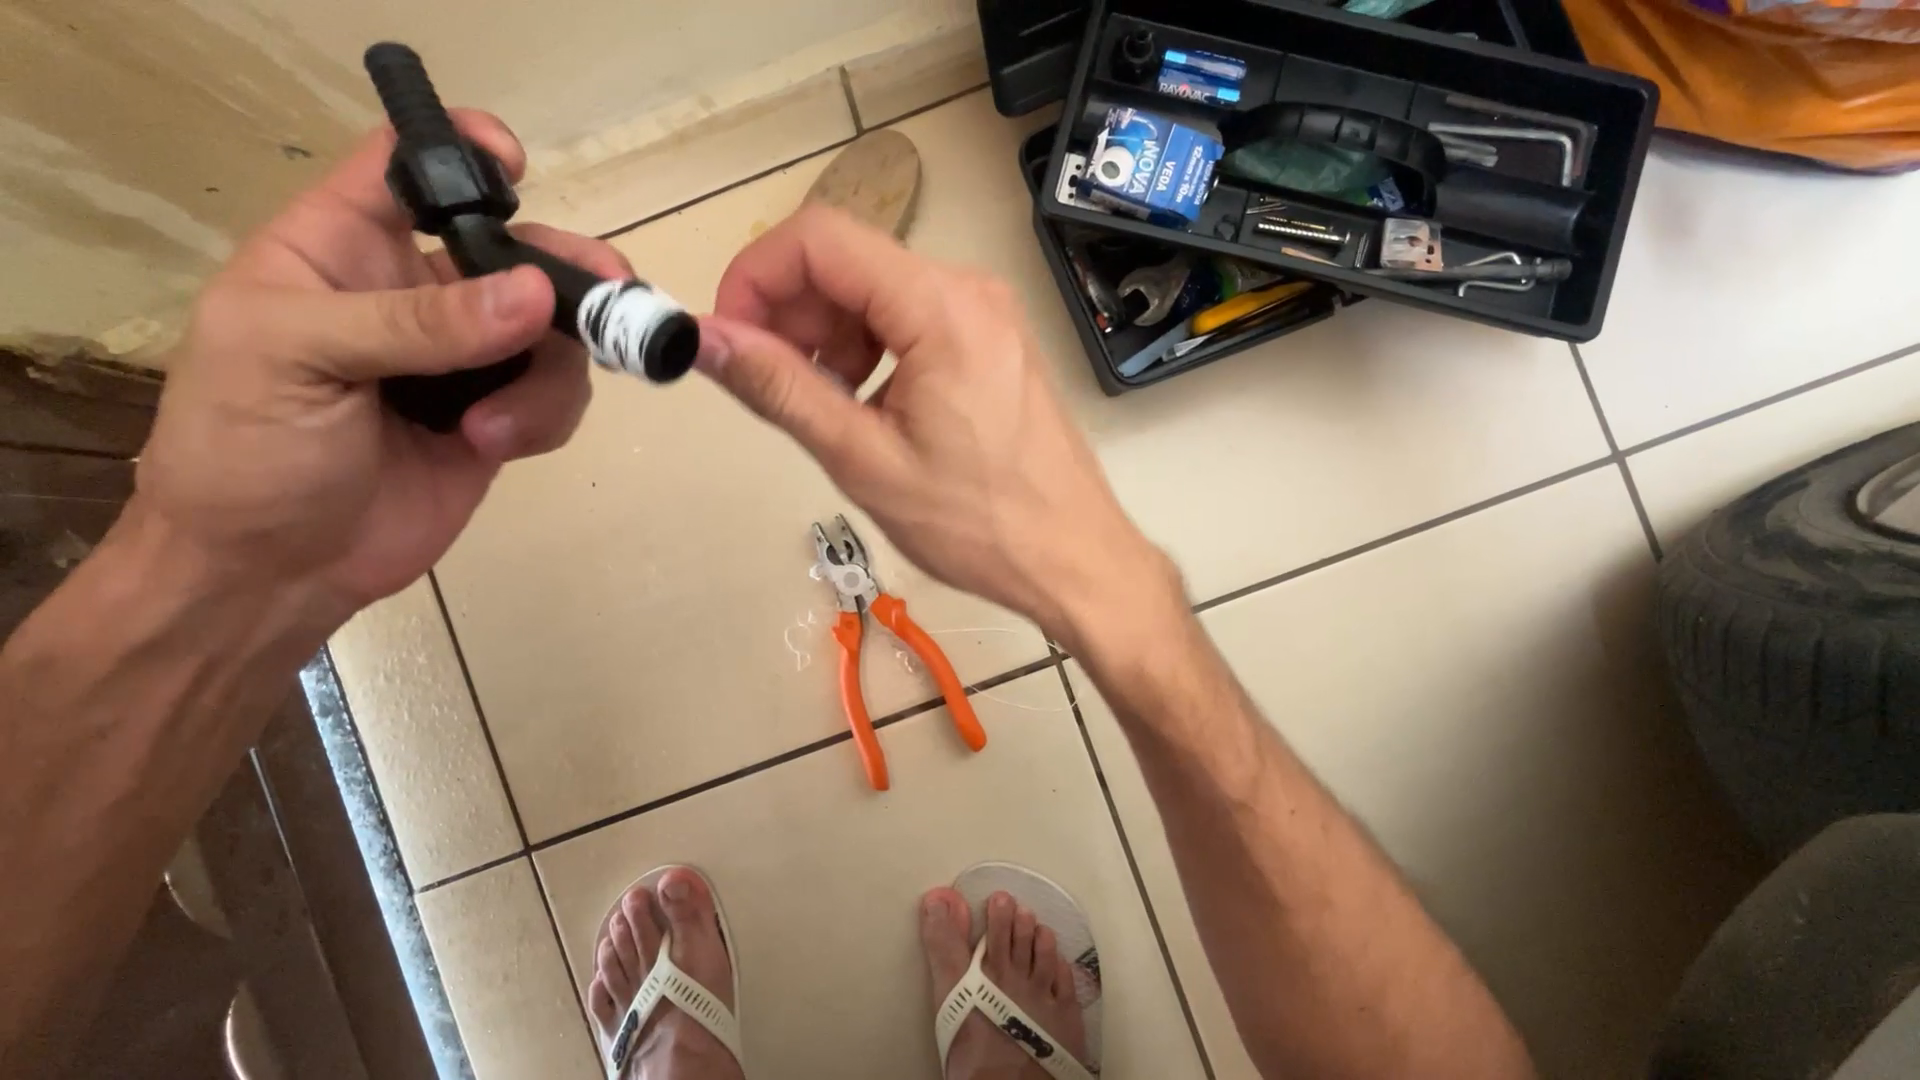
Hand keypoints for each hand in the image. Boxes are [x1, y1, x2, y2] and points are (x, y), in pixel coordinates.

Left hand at [132, 110, 631, 625]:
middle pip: (519, 252)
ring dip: (545, 380)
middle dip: (570, 273)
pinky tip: (494, 447)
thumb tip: (538, 296)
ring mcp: (468, 360)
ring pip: (556, 335)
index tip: (518, 167)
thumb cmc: (247, 450)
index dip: (464, 153)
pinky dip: (545, 420)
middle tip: (612, 301)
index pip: (407, 170)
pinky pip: (560, 396)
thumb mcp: (299, 359)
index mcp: (344, 250)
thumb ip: (417, 322)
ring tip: (491, 430)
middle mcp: (418, 294)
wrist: (278, 571)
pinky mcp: (503, 415)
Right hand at [700, 205, 1177, 643]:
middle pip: (849, 262)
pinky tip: (868, 408)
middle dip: (792, 314)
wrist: (1072, 557)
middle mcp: (968, 290)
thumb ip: (780, 388)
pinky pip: (910, 321)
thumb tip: (703, 338)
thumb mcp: (864, 459)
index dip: (757, 276)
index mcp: (941, 307)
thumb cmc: (975, 522)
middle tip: (773, 386)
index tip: (729, 338)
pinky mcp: (992, 341)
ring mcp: (986, 314)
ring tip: (827, 409)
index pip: (820, 238)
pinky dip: (869, 352)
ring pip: (876, 293)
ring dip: (829, 338)